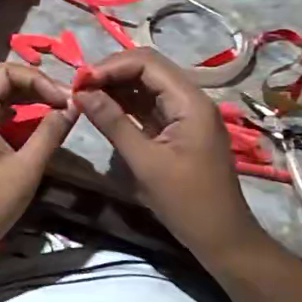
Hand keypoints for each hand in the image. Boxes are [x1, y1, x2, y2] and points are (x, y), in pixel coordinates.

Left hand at [0, 64, 77, 272]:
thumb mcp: (26, 167)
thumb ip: (50, 132)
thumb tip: (73, 105)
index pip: (5, 72)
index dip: (38, 79)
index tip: (64, 98)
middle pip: (4, 82)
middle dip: (38, 87)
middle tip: (68, 103)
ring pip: (4, 100)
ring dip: (33, 102)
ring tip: (61, 112)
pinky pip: (1, 118)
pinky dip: (24, 118)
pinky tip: (44, 127)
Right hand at [74, 49, 266, 261]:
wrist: (222, 238)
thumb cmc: (186, 202)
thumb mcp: (145, 163)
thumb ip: (113, 123)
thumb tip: (82, 93)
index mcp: (190, 102)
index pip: (147, 63)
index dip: (110, 66)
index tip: (79, 81)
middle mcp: (190, 99)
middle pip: (147, 68)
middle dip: (112, 72)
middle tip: (79, 87)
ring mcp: (185, 114)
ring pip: (146, 85)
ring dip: (116, 86)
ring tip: (84, 95)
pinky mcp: (178, 129)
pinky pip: (149, 105)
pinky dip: (125, 104)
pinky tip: (102, 108)